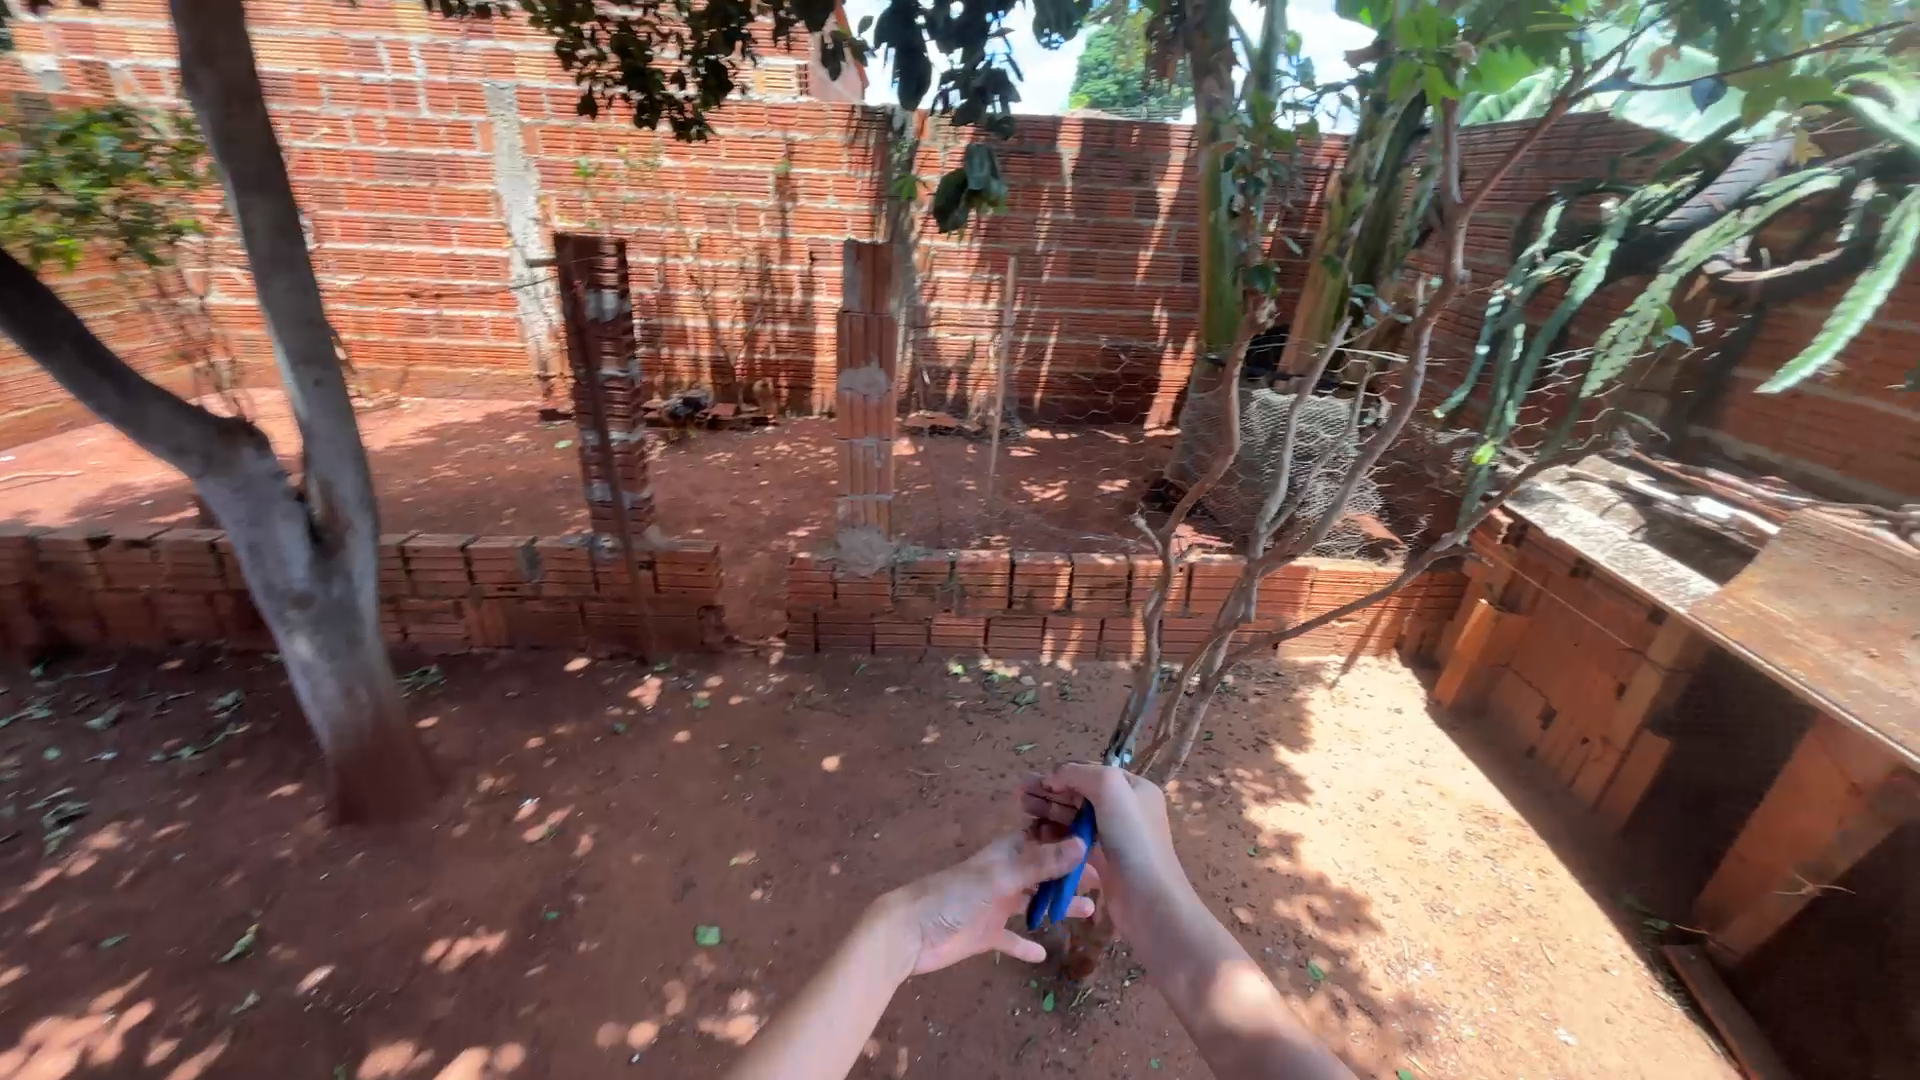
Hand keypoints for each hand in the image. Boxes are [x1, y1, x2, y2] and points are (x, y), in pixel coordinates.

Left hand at [867, 831, 1093, 979]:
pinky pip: (1010, 939)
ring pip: (1032, 903)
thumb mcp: (1000, 878)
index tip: (1100, 843)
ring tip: (1088, 913)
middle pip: (1043, 872)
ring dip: (1057, 907)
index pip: (1043, 840)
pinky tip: (1042, 954)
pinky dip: (1025, 945)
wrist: (908, 932)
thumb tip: (1080, 845)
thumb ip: (1040, 864)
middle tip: (1104, 882)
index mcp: (1005, 854)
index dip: (1068, 840)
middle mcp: (1003, 876)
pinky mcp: (984, 935)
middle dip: (1069, 875)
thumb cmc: (952, 896)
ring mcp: (994, 906)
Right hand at [1022, 763, 1194, 946]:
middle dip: (1050, 791)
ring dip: (1049, 810)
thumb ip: (1079, 773)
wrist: (1149, 900)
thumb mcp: (1109, 788)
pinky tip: (1037, 832)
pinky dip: (1056, 833)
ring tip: (1022, 808)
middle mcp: (1125, 809)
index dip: (1062, 773)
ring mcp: (1114, 836)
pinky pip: (1075, 840)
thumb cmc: (1132, 838)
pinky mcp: (1103, 860)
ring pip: (1075, 817)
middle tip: (1019, 792)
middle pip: (1080, 793)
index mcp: (1134, 788)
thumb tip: (1053, 776)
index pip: (1091, 772)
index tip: (1035, 779)